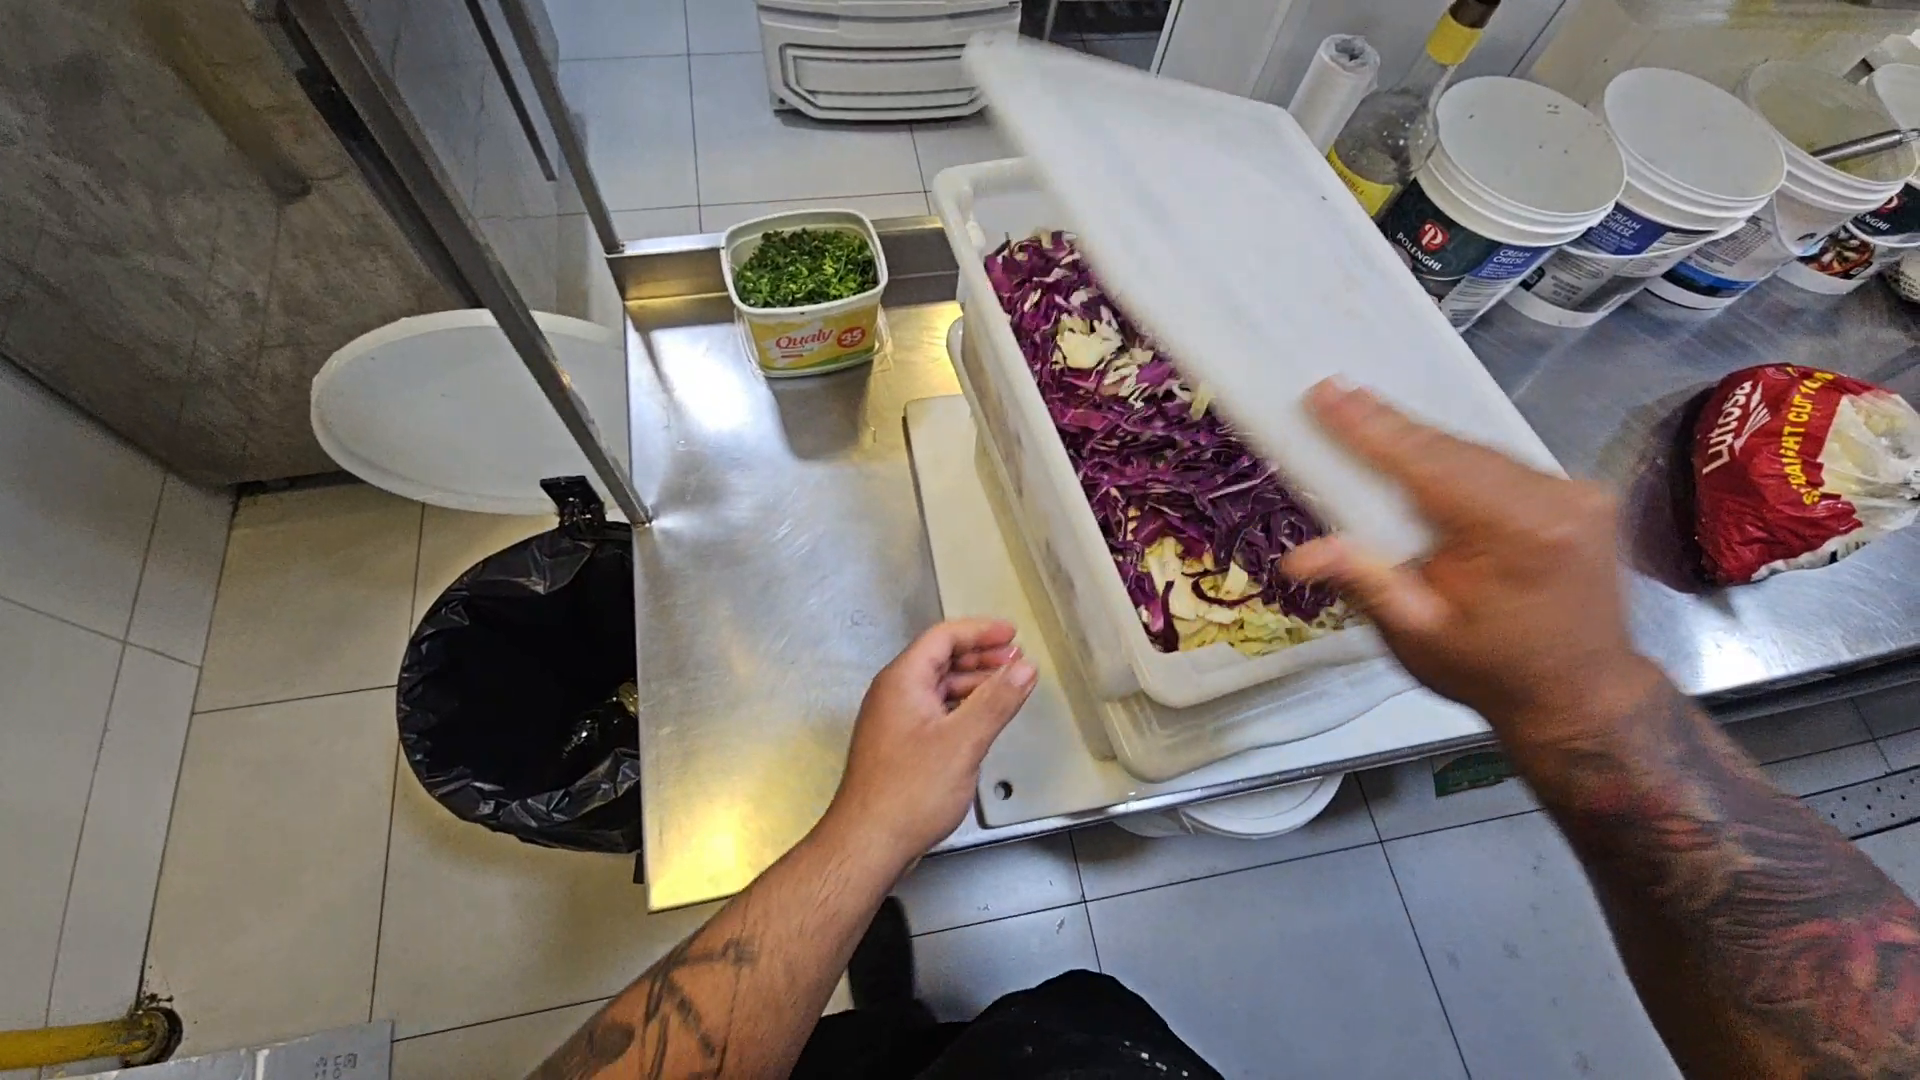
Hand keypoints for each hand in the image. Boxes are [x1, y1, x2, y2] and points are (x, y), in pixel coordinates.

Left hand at [823, 618, 1037, 867]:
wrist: (869, 842)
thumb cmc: (910, 791)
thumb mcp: (964, 741)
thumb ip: (997, 700)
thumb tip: (1024, 668)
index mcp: (902, 680)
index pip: (943, 637)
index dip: (980, 631)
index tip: (1011, 635)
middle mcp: (894, 693)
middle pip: (940, 658)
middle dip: (980, 655)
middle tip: (1015, 659)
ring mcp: (894, 719)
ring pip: (938, 686)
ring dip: (973, 682)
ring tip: (1007, 687)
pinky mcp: (899, 744)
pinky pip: (935, 710)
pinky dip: (962, 706)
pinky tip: (982, 719)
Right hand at [1281, 380, 1660, 754]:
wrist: (1579, 695)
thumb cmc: (1489, 670)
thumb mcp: (1416, 635)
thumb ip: (1365, 582)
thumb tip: (1296, 558)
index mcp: (1518, 533)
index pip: (1429, 465)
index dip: (1372, 429)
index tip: (1328, 393)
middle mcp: (1558, 499)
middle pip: (1452, 449)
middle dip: (1389, 425)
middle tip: (1335, 393)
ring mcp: (1576, 492)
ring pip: (1475, 451)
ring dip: (1417, 439)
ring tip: (1362, 414)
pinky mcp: (1578, 494)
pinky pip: (1497, 464)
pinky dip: (1449, 457)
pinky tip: (1415, 450)